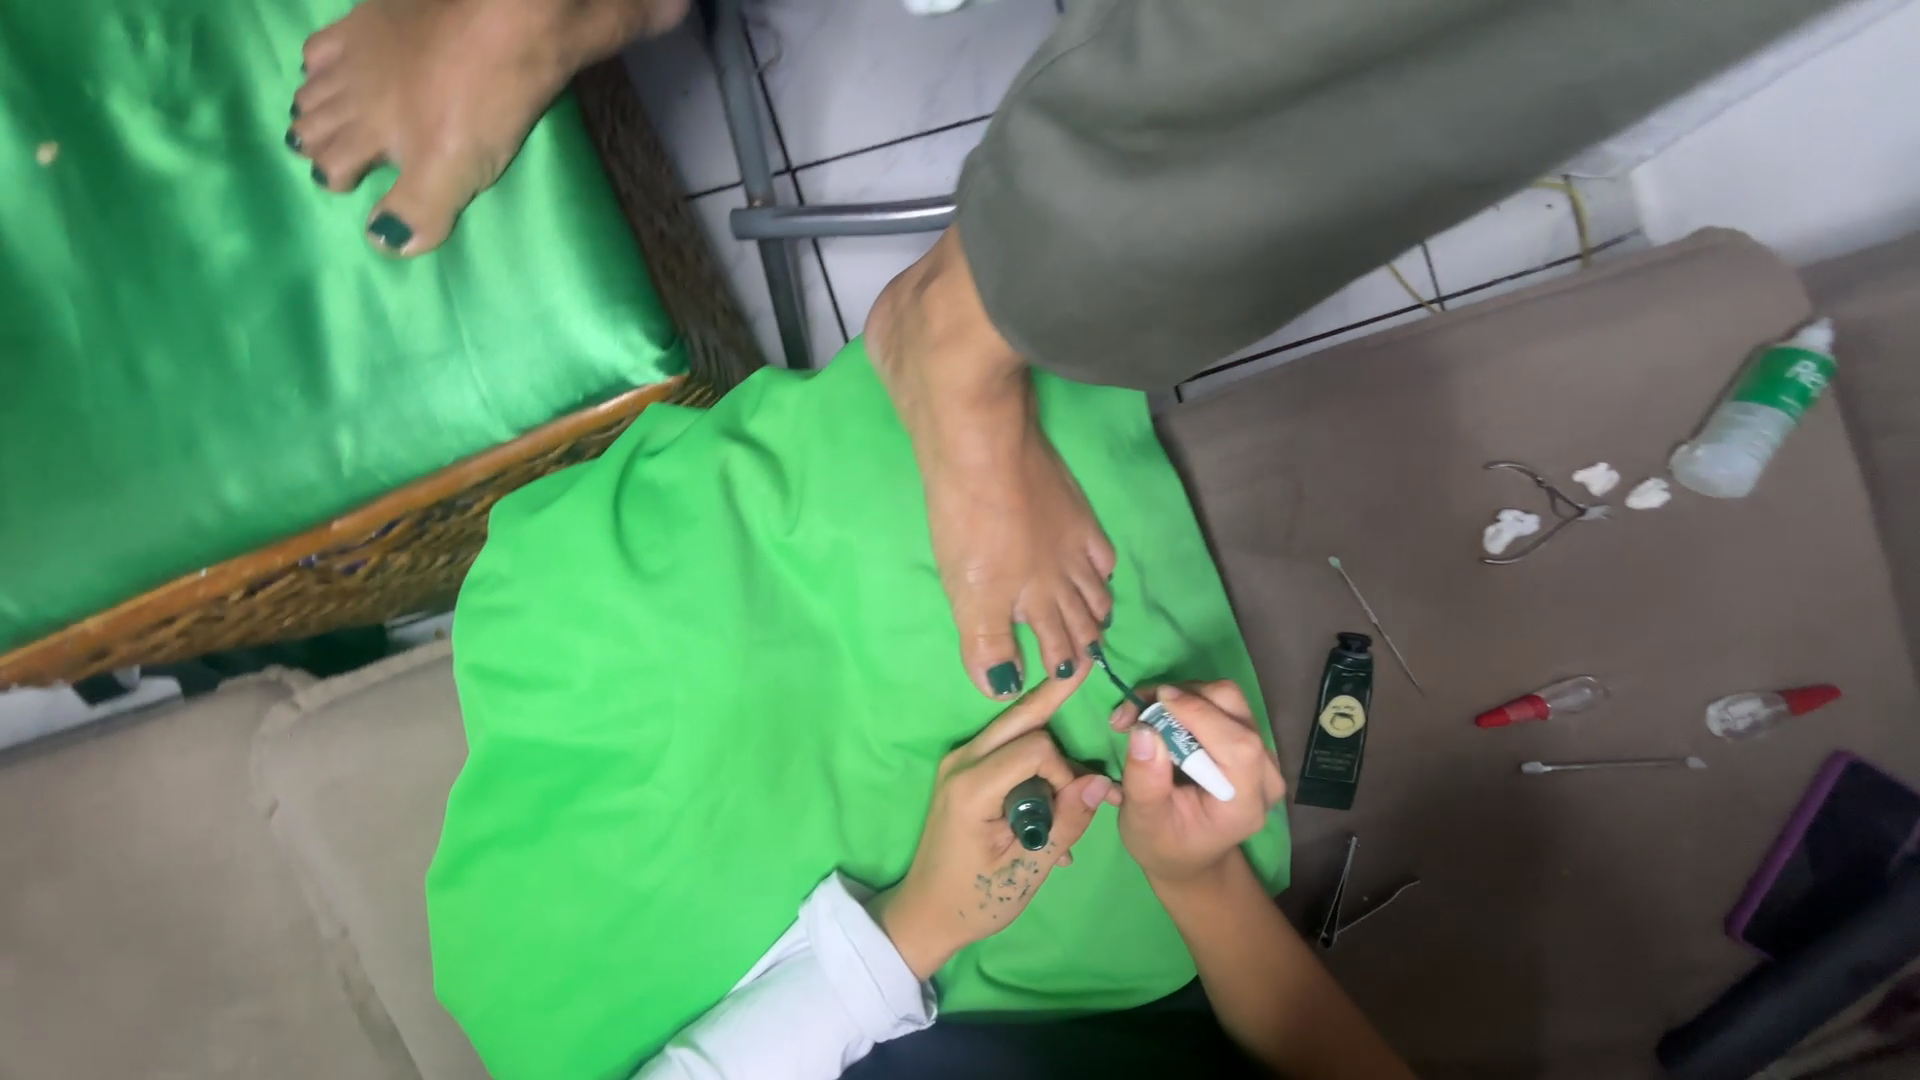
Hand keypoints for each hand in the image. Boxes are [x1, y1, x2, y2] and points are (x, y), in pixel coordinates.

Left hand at [869, 667, 1118, 979]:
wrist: (925, 912)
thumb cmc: (974, 898)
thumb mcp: (1027, 871)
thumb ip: (1065, 823)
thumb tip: (1101, 783)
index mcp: (972, 786)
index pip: (1035, 747)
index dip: (1065, 771)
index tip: (1073, 805)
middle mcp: (962, 760)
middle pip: (1020, 714)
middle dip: (1055, 695)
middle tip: (1085, 663)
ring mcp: (959, 760)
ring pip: (1013, 725)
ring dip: (1049, 739)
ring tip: (1079, 771)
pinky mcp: (963, 767)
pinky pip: (1006, 746)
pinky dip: (1034, 758)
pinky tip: (1054, 791)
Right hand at [1112, 681, 1285, 886]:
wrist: (1186, 853)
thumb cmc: (1165, 843)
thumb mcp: (1144, 822)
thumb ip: (1145, 782)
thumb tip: (1144, 731)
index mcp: (1244, 803)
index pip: (1239, 745)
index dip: (1200, 714)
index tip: (1156, 700)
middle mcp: (1263, 774)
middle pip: (1233, 709)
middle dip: (1182, 698)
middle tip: (1134, 710)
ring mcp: (1259, 754)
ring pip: (1226, 697)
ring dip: (1180, 695)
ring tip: (1140, 713)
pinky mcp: (1246, 739)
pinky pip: (1219, 703)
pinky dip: (1185, 700)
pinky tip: (1157, 715)